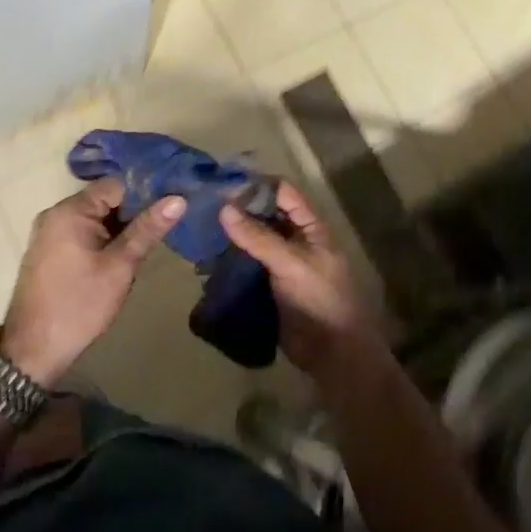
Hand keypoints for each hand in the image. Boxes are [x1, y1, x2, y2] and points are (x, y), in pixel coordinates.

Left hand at [0, 178, 183, 385]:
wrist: (33, 351)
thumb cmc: (79, 305)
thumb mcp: (120, 266)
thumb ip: (148, 229)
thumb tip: (179, 199)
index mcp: (70, 211)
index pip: (118, 185)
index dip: (148, 192)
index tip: (174, 203)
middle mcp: (56, 214)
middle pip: (107, 200)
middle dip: (136, 212)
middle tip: (168, 225)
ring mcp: (50, 233)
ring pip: (97, 218)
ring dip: (122, 228)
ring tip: (152, 240)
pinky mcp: (50, 252)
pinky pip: (84, 233)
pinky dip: (105, 239)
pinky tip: (125, 254)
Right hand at [218, 182, 378, 381]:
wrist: (331, 350)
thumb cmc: (319, 297)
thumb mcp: (291, 262)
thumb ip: (258, 237)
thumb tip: (224, 208)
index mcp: (311, 227)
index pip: (283, 193)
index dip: (256, 184)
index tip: (223, 181)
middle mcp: (296, 239)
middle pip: (266, 215)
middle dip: (240, 209)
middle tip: (203, 203)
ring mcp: (282, 263)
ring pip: (254, 240)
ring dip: (233, 235)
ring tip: (199, 227)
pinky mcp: (269, 285)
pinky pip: (248, 265)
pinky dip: (231, 260)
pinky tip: (206, 258)